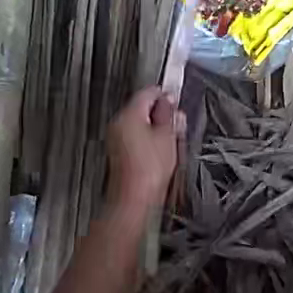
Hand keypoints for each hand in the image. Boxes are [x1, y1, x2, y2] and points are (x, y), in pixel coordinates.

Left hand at [105, 86, 182, 213]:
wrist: (135, 199)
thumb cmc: (149, 169)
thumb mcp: (168, 136)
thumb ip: (169, 115)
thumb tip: (169, 102)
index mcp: (128, 115)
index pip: (147, 92)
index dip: (165, 95)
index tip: (176, 102)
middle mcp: (118, 124)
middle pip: (142, 107)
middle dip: (161, 113)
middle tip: (176, 123)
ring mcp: (116, 139)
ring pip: (139, 123)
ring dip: (156, 127)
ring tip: (171, 140)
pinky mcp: (119, 153)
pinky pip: (135, 138)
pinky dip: (149, 140)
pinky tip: (161, 152)